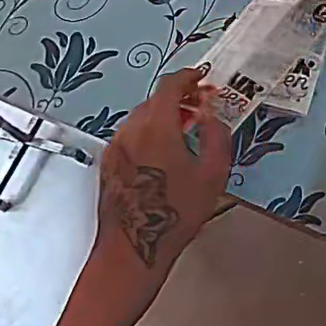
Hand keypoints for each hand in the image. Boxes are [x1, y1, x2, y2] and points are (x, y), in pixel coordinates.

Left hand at [84, 69, 232, 313]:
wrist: (136, 249)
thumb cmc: (173, 216)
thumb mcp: (212, 174)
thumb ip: (216, 136)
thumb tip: (213, 117)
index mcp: (157, 127)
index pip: (170, 85)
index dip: (188, 77)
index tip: (199, 78)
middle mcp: (131, 132)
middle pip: (154, 100)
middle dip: (178, 98)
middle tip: (198, 107)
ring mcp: (116, 148)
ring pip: (141, 118)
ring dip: (162, 116)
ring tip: (184, 131)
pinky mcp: (108, 163)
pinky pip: (130, 136)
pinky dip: (147, 133)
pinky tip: (163, 152)